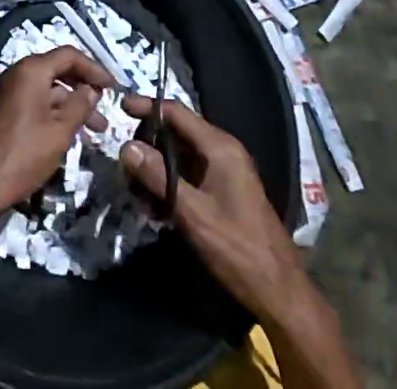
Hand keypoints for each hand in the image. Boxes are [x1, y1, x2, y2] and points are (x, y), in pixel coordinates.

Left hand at [0, 46, 112, 224]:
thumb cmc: (26, 154)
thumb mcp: (61, 130)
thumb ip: (80, 105)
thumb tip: (91, 90)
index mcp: (31, 71)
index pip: (69, 55)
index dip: (94, 68)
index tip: (114, 86)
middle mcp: (19, 74)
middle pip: (59, 70)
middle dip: (85, 87)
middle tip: (107, 107)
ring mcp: (11, 91)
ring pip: (50, 89)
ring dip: (74, 104)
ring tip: (98, 129)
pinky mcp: (7, 109)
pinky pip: (38, 101)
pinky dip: (57, 112)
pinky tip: (75, 133)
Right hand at [119, 96, 306, 323]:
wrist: (277, 290)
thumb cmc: (237, 248)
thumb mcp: (192, 212)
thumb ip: (157, 176)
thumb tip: (126, 146)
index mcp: (220, 147)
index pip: (177, 112)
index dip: (147, 107)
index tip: (119, 107)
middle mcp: (222, 151)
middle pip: (175, 132)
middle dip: (147, 145)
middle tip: (124, 166)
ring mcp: (223, 171)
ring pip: (178, 156)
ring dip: (154, 169)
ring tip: (136, 193)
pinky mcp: (221, 189)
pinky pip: (186, 174)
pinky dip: (167, 184)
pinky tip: (154, 207)